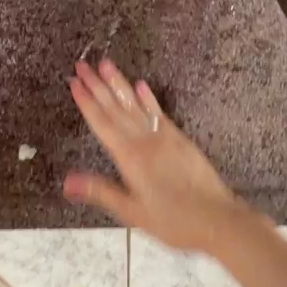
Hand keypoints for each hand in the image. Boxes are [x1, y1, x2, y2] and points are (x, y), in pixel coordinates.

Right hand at [66, 59, 259, 253]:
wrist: (219, 220)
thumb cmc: (173, 222)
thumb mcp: (132, 212)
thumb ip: (100, 191)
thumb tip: (67, 182)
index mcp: (130, 157)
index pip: (103, 123)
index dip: (87, 102)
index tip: (74, 82)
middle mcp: (145, 141)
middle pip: (117, 108)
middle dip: (98, 86)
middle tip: (82, 65)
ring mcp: (164, 137)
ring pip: (137, 105)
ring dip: (120, 84)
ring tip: (106, 64)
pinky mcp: (180, 139)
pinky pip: (159, 113)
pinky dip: (148, 99)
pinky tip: (141, 85)